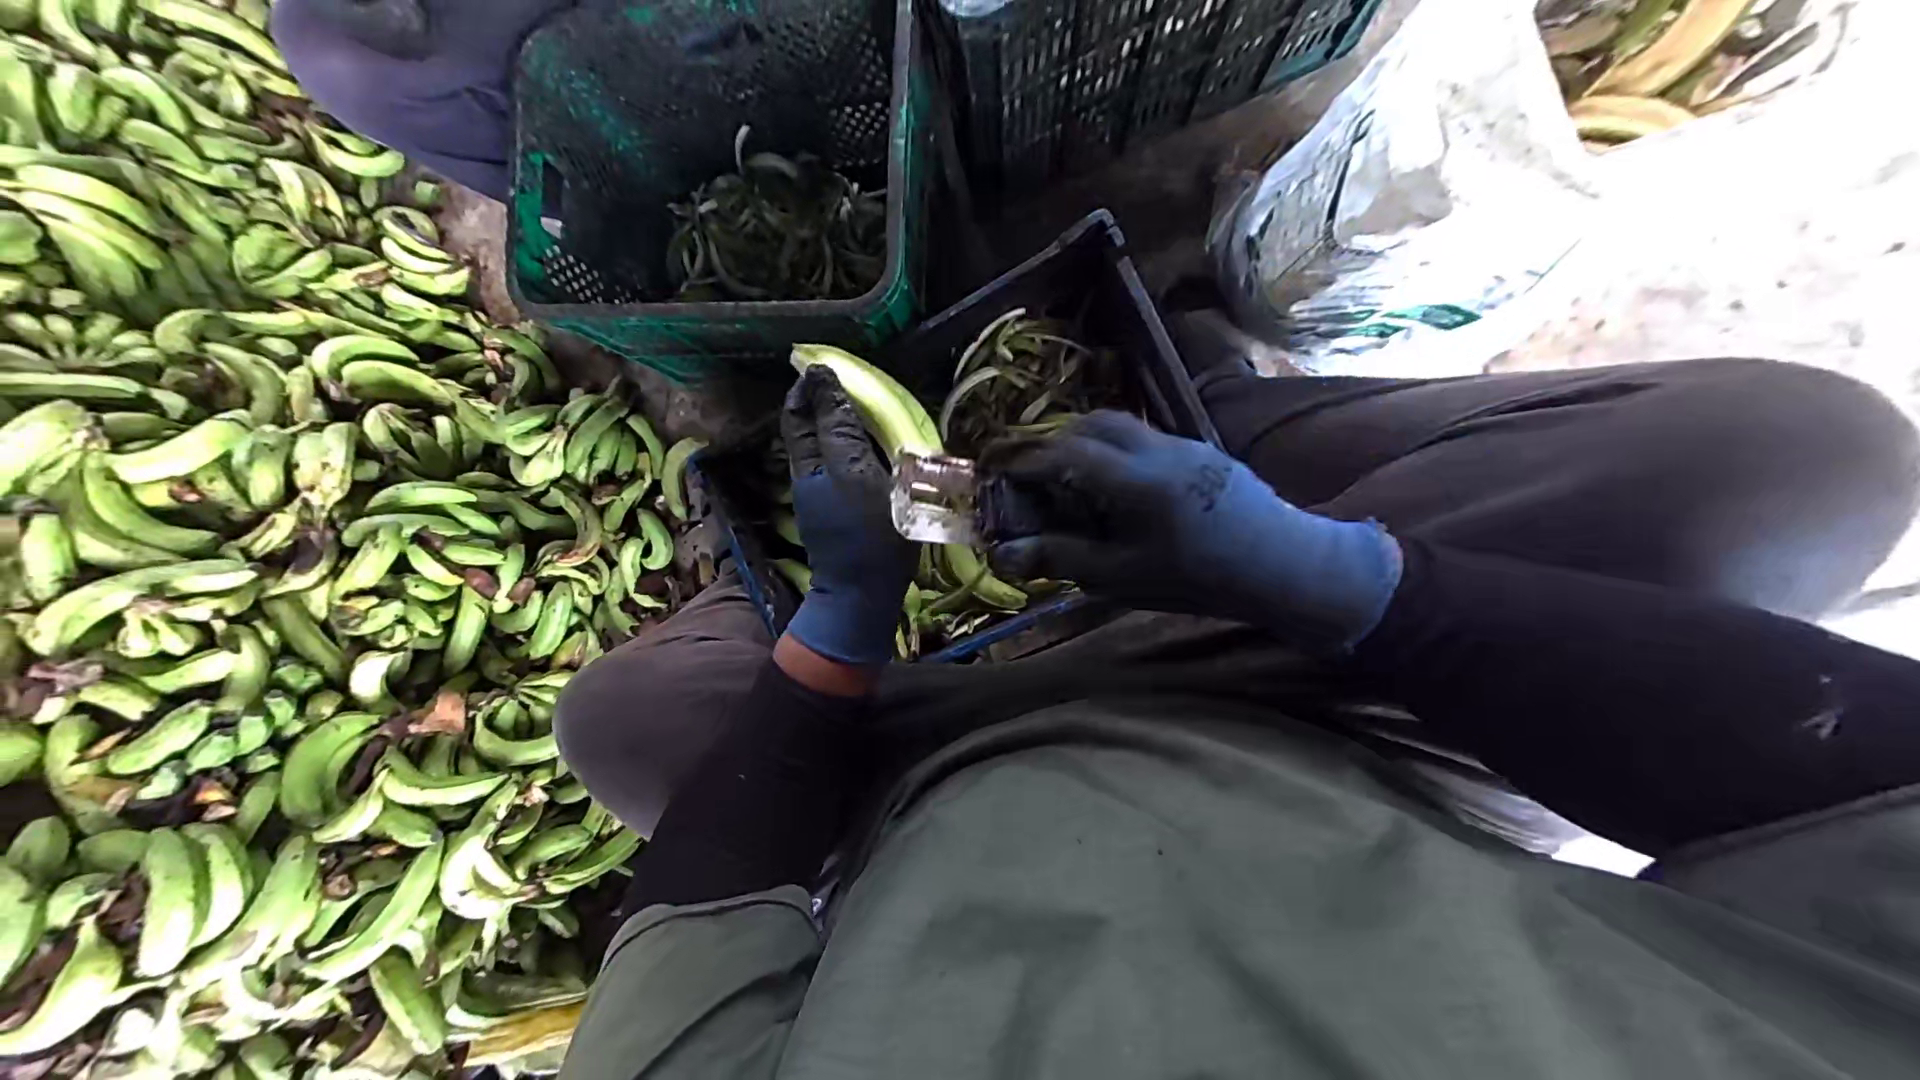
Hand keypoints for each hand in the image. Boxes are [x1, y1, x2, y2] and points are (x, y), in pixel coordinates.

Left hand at [780, 367, 916, 666]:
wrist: (862, 593)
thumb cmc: (873, 537)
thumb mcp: (863, 477)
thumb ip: (843, 432)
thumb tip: (828, 389)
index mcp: (818, 463)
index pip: (808, 413)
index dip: (815, 386)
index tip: (825, 364)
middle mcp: (811, 474)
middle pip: (804, 426)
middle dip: (813, 400)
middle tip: (834, 382)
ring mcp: (816, 494)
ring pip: (813, 444)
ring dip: (823, 420)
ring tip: (846, 406)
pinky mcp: (826, 509)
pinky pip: (825, 463)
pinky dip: (833, 444)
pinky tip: (855, 444)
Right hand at [989, 412, 1402, 649]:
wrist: (1285, 568)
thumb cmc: (1199, 579)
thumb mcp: (1123, 576)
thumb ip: (1062, 558)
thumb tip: (1005, 554)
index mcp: (1140, 482)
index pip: (1069, 453)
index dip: (1029, 460)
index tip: (1002, 470)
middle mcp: (1161, 450)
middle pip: (1095, 423)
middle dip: (1056, 441)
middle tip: (1037, 473)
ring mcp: (1186, 445)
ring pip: (1122, 425)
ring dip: (1088, 442)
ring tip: (1073, 478)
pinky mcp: (1202, 451)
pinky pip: (1146, 437)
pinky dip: (1116, 449)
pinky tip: (1118, 486)